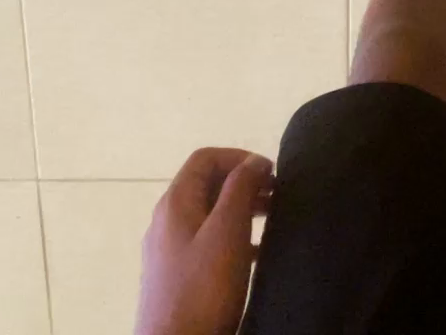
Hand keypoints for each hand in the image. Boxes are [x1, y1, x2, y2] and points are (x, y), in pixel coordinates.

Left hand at [135, 148, 273, 334]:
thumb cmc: (203, 288)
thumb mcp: (228, 230)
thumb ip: (241, 187)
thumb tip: (254, 161)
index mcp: (175, 203)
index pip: (206, 158)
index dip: (239, 157)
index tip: (270, 173)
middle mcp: (167, 221)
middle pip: (208, 184)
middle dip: (244, 183)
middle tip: (278, 195)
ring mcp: (169, 252)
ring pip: (210, 214)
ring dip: (242, 209)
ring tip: (273, 220)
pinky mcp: (176, 278)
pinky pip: (208, 242)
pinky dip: (234, 236)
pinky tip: (257, 254)